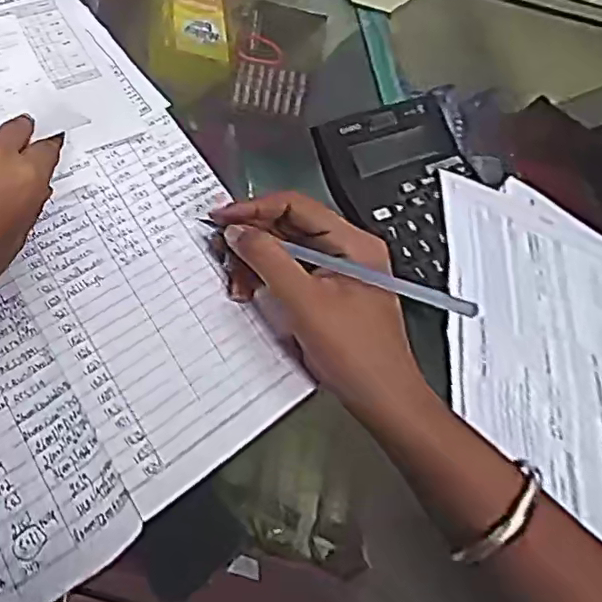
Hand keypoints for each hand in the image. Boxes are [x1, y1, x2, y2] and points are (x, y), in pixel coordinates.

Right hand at [211, 191, 430, 415]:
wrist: (378, 396)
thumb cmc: (360, 355)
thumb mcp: (303, 300)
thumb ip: (267, 258)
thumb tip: (238, 231)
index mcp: (353, 245)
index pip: (294, 205)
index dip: (253, 208)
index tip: (223, 218)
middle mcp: (344, 252)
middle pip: (283, 225)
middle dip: (249, 239)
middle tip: (224, 249)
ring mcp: (331, 271)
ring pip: (277, 248)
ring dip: (250, 261)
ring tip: (239, 280)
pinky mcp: (318, 289)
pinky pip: (280, 269)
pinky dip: (259, 276)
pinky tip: (250, 290)